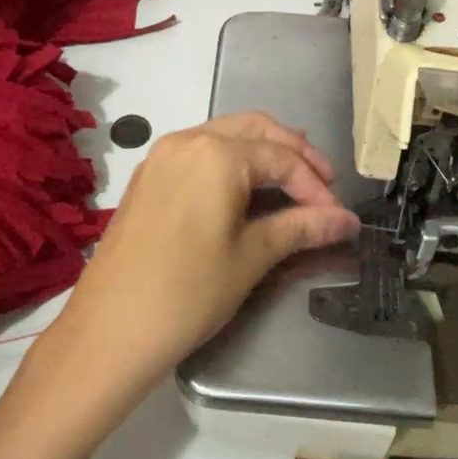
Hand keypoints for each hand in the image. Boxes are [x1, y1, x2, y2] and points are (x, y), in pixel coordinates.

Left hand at [55, 112, 360, 382]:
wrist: (110, 328)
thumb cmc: (189, 292)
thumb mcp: (252, 257)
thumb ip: (301, 228)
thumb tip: (346, 220)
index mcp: (216, 154)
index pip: (282, 158)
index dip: (316, 187)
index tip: (338, 218)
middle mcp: (186, 140)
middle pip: (254, 130)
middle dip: (293, 153)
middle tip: (323, 185)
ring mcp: (160, 158)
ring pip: (223, 136)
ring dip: (261, 153)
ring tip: (291, 184)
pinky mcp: (146, 179)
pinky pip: (198, 153)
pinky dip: (229, 162)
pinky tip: (244, 191)